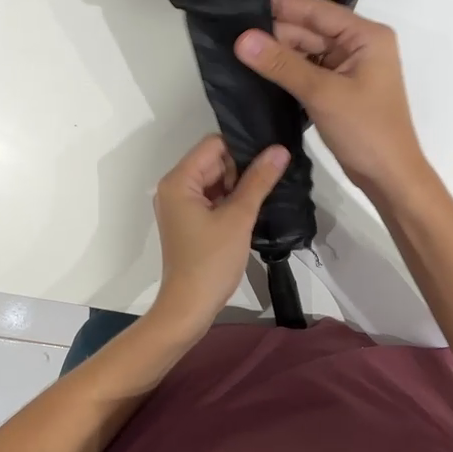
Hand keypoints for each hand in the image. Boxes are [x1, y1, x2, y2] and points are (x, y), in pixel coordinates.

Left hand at [147, 135, 288, 338]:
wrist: (189, 307)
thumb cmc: (211, 261)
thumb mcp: (238, 217)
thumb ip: (259, 180)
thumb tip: (279, 150)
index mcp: (178, 181)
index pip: (213, 144)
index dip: (241, 148)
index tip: (269, 160)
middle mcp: (173, 188)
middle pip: (213, 162)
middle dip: (241, 169)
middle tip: (271, 181)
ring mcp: (179, 207)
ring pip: (214, 181)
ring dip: (238, 187)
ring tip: (265, 196)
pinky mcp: (187, 222)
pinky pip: (211, 200)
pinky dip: (229, 202)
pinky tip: (250, 211)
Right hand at [234, 0, 425, 194]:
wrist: (389, 176)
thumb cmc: (365, 130)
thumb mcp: (321, 93)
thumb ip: (281, 64)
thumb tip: (242, 39)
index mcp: (366, 36)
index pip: (316, 10)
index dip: (280, 5)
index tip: (241, 3)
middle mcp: (359, 45)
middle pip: (309, 30)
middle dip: (274, 32)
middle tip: (231, 33)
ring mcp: (349, 68)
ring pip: (306, 51)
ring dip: (277, 53)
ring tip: (237, 50)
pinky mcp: (339, 88)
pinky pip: (307, 70)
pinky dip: (286, 72)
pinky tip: (258, 71)